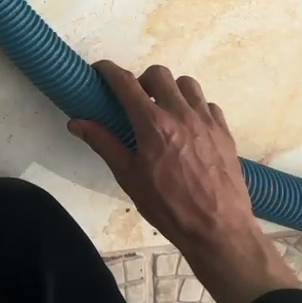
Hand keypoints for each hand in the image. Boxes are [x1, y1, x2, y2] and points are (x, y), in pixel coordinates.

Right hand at [67, 61, 298, 302]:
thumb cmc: (169, 206)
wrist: (220, 232)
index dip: (108, 70)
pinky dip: (195, 108)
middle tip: (135, 100)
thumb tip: (76, 122)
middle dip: (142, 80)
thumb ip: (103, 143)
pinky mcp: (225, 133)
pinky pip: (208, 105)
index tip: (100, 70)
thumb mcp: (128, 177)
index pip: (125, 82)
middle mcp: (180, 114)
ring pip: (187, 84)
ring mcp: (206, 122)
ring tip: (164, 110)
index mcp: (152, 124)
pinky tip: (189, 128)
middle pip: (159, 74)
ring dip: (171, 90)